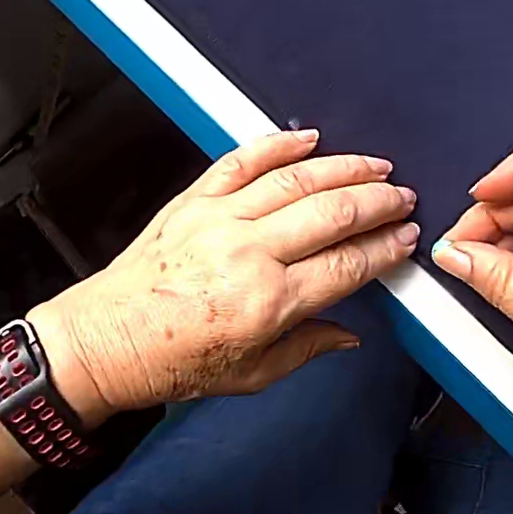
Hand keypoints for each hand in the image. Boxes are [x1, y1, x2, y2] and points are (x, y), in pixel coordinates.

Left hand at [29, 129, 418, 420]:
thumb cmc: (169, 361)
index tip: (405, 238)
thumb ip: (305, 349)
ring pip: (294, 179)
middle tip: (399, 197)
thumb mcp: (248, 375)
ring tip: (372, 166)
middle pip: (332, 213)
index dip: (386, 248)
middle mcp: (246, 254)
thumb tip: (347, 334)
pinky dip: (275, 144)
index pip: (348, 264)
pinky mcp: (190, 204)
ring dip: (342, 168)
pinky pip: (239, 161)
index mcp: (267, 303)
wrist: (107, 340)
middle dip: (377, 201)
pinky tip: (306, 138)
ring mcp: (216, 221)